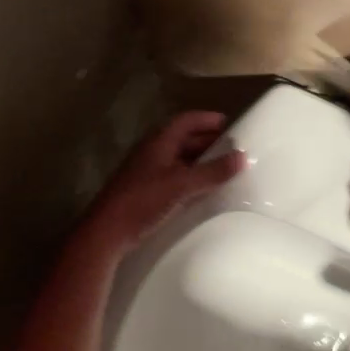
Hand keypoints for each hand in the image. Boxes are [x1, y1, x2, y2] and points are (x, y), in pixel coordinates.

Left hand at [81, 111, 245, 253]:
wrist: (107, 231)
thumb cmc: (143, 200)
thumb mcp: (181, 185)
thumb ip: (212, 172)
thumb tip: (242, 157)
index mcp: (159, 140)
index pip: (187, 120)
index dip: (208, 119)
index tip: (231, 125)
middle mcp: (153, 150)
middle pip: (184, 138)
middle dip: (208, 141)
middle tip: (233, 149)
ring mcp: (147, 170)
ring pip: (178, 158)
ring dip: (199, 160)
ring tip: (223, 169)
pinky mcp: (145, 189)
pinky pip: (173, 175)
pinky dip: (190, 177)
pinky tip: (202, 189)